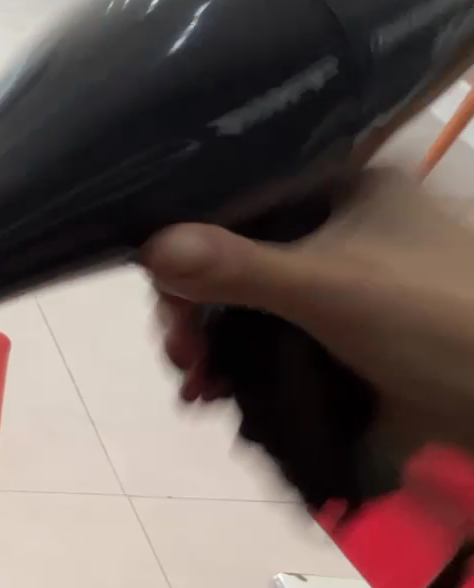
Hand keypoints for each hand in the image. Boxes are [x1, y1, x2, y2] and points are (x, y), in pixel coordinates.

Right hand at [141, 169, 473, 453]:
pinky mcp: (320, 334)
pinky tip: (208, 393)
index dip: (183, 246)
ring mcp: (324, 286)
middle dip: (187, 313)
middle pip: (217, 263)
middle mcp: (329, 232)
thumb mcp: (330, 289)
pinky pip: (245, 342)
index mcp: (343, 194)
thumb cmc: (440, 324)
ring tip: (197, 384)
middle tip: (182, 353)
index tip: (168, 296)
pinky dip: (219, 369)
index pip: (231, 204)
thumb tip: (146, 248)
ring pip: (227, 307)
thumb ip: (236, 267)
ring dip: (197, 347)